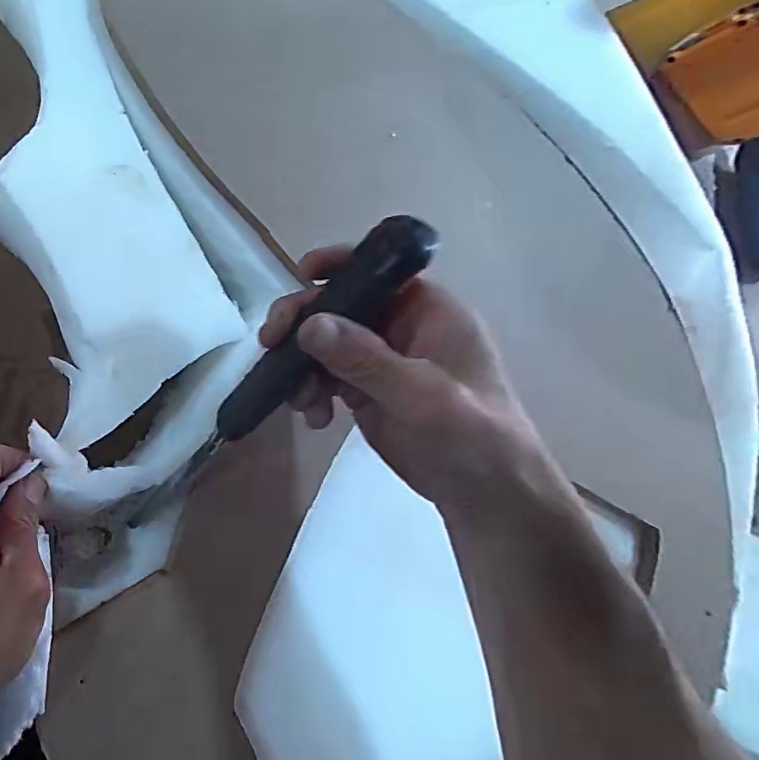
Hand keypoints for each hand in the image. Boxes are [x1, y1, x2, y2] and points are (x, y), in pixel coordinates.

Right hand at [259, 245, 562, 516]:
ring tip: (299, 400)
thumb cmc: (474, 436)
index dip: (340, 264)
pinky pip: (323, 376)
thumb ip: (366, 359)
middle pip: (338, 305)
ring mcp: (379, 359)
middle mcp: (398, 326)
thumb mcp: (421, 395)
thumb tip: (309, 325)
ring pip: (323, 342)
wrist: (487, 496)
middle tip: (271, 343)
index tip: (303, 274)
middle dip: (301, 322)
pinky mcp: (364, 390)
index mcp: (426, 309)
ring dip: (300, 364)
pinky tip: (314, 418)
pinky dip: (309, 391)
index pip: (378, 269)